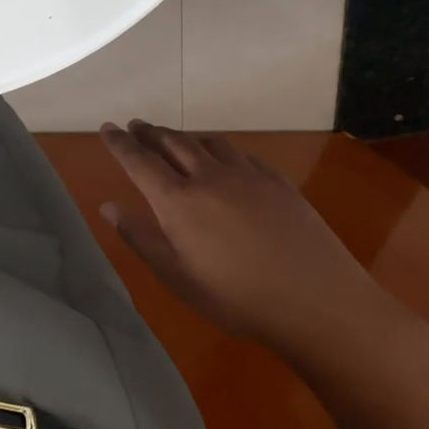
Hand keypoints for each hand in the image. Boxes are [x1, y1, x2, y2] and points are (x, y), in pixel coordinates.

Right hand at [98, 121, 415, 358]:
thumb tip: (109, 206)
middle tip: (136, 126)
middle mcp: (209, 178)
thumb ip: (141, 238)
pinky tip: (224, 160)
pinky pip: (241, 155)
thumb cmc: (236, 297)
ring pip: (208, 143)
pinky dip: (221, 150)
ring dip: (185, 137)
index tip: (107, 128)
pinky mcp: (279, 184)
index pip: (139, 161)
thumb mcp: (177, 276)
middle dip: (150, 133)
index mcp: (177, 200)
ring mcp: (248, 177)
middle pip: (173, 142)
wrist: (320, 302)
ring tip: (174, 139)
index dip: (120, 143)